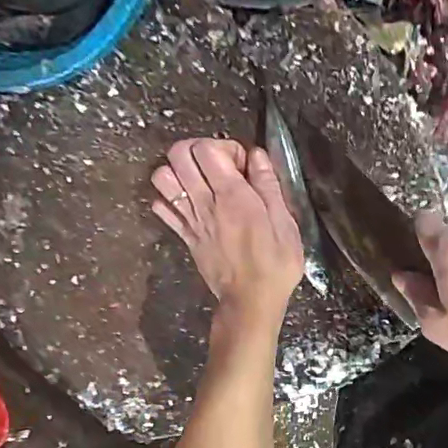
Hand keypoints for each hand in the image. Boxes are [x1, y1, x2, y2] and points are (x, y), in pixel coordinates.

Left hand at [151, 138, 303, 330]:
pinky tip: (189, 203)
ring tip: (201, 181)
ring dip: (178, 170)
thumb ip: (268, 186)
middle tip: (220, 165)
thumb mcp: (285, 223)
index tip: (243, 164)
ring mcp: (191, 219)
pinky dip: (169, 198)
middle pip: (179, 154)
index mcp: (233, 196)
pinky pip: (161, 207)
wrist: (251, 300)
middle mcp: (206, 202)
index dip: (225, 146)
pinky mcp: (185, 236)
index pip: (208, 149)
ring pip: (162, 177)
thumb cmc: (276, 264)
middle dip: (198, 149)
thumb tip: (256, 156)